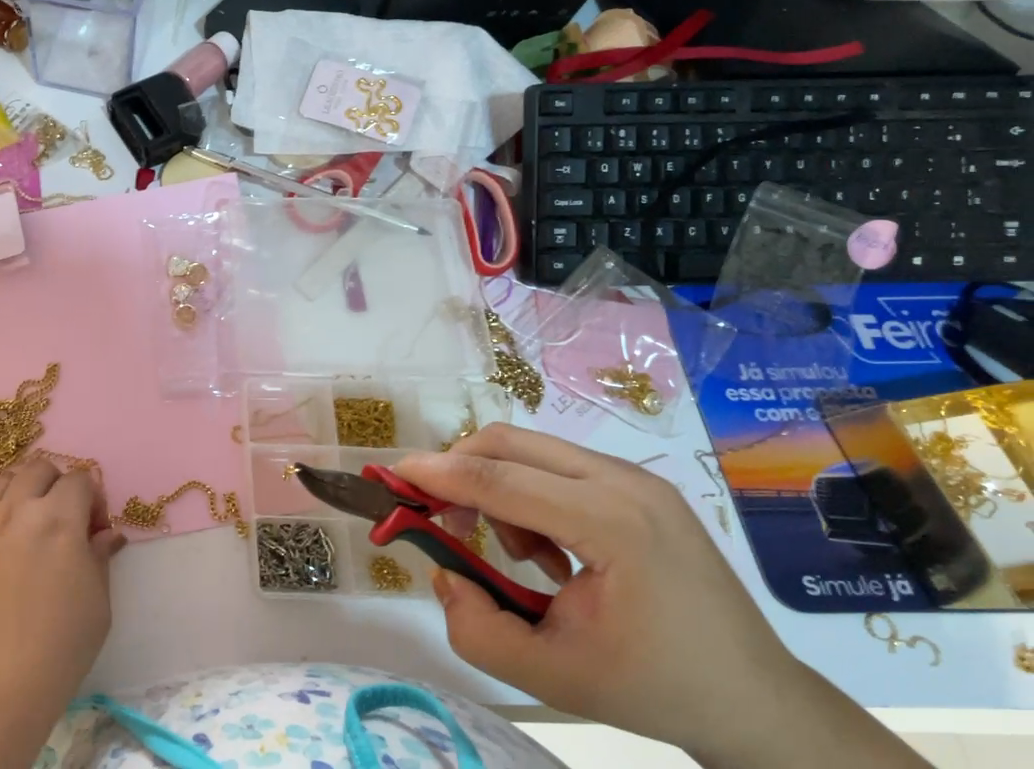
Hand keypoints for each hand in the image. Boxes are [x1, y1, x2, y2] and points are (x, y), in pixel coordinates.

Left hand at [0, 459, 124, 732]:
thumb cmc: (60, 648)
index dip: (95, 500)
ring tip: (36, 523)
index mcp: (60, 520)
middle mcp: (20, 509)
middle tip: (68, 522)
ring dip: (28, 489)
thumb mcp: (98, 602)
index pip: (82, 480)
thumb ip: (100, 556)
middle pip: (42, 468)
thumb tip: (106, 533)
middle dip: (61, 485)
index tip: (97, 531)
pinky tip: (8, 536)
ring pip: (8, 477)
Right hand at [392, 425, 808, 758]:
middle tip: (435, 515)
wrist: (752, 699)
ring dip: (497, 488)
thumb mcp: (551, 674)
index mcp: (613, 526)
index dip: (437, 475)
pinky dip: (528, 493)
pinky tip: (551, 550)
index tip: (390, 476)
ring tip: (517, 556)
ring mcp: (639, 480)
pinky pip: (558, 467)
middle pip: (511, 443)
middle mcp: (626, 485)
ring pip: (531, 451)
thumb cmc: (653, 687)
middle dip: (459, 470)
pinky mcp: (642, 487)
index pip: (501, 481)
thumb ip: (476, 628)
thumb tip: (445, 573)